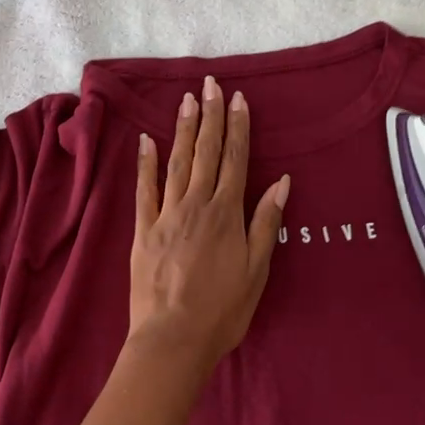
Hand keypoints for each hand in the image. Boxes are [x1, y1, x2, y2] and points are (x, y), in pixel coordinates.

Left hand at [128, 76, 290, 370]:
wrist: (174, 338)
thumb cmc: (223, 309)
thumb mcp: (257, 269)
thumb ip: (266, 223)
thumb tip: (281, 182)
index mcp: (227, 214)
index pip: (235, 160)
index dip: (238, 128)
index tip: (238, 99)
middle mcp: (196, 205)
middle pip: (205, 153)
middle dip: (210, 117)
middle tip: (211, 85)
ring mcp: (166, 215)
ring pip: (177, 163)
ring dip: (182, 130)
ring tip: (186, 100)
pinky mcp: (142, 231)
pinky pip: (144, 190)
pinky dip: (145, 163)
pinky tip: (146, 141)